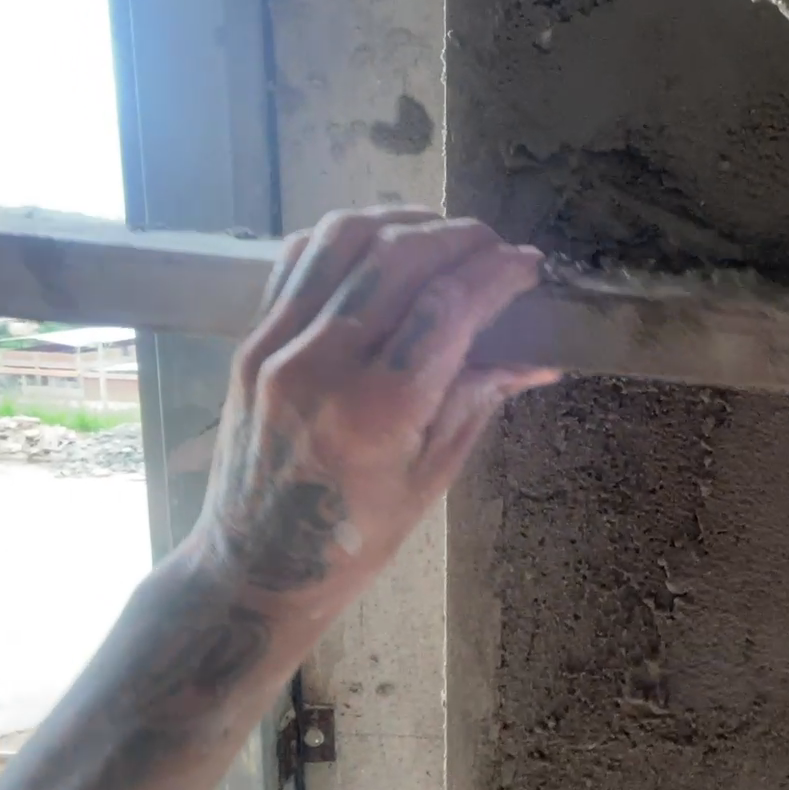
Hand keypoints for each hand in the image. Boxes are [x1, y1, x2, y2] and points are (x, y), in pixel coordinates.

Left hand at [193, 208, 557, 605]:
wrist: (253, 567)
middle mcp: (321, 364)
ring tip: (445, 232)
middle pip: (398, 258)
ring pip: (342, 241)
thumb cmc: (357, 538)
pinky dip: (347, 236)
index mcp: (378, 411)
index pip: (449, 307)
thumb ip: (479, 401)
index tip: (531, 265)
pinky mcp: (250, 340)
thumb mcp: (433, 478)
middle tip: (496, 246)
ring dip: (404, 222)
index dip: (498, 274)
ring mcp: (275, 346)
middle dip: (459, 237)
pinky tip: (383, 244)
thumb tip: (538, 359)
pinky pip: (299, 260)